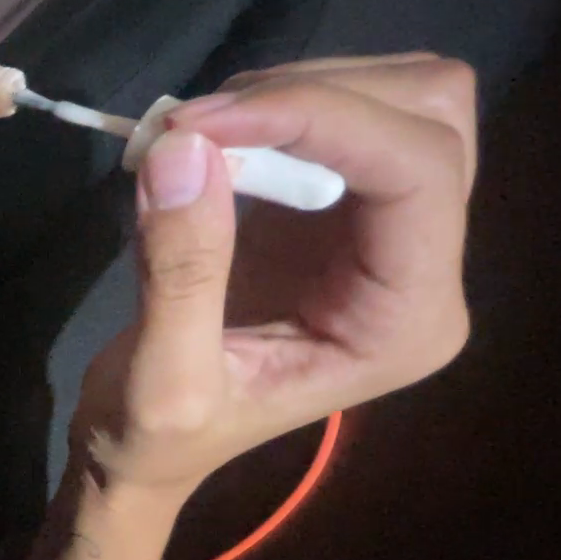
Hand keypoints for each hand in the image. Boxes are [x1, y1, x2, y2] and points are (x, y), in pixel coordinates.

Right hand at [71, 54, 476, 497]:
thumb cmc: (152, 442)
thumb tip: (179, 149)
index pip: (414, 172)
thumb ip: (180, 270)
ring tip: (183, 136)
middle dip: (310, 100)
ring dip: (286, 101)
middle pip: (425, 118)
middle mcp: (414, 269)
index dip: (319, 121)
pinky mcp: (319, 228)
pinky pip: (326, 135)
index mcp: (401, 320)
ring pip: (387, 110)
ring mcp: (371, 242)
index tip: (199, 125)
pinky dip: (261, 122)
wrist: (135, 459)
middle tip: (188, 126)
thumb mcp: (161, 377)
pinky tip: (197, 149)